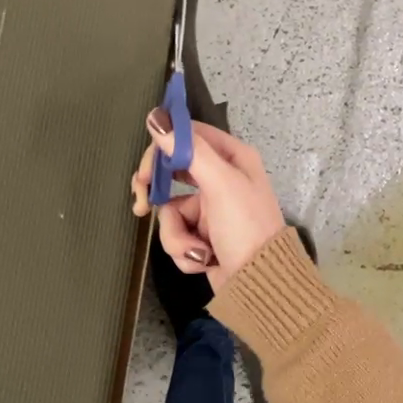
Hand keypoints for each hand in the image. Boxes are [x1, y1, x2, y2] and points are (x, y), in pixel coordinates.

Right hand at [130, 113, 286, 288]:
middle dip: (158, 195)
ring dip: (177, 235)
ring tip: (198, 250)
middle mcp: (222, 179)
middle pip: (172, 173)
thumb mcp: (220, 184)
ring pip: (170, 211)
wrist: (260, 286)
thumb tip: (157, 116)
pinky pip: (178, 235)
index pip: (188, 137)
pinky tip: (205, 260)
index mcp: (233, 158)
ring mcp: (211, 209)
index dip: (163, 150)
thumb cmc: (246, 227)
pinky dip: (186, 251)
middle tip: (141, 203)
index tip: (145, 170)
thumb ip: (188, 150)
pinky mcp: (203, 236)